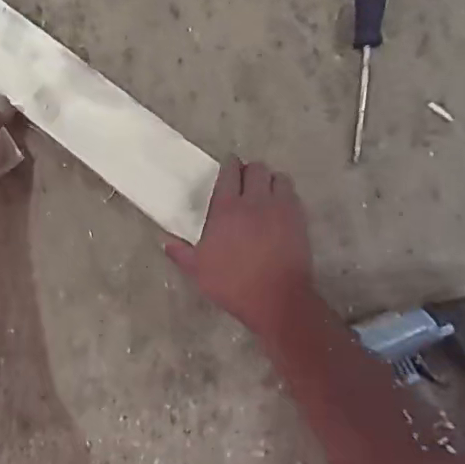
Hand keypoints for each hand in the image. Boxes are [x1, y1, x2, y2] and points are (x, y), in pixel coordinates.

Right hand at [165, 158, 318, 336]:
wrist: (276, 299)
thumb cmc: (233, 285)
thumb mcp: (199, 271)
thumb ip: (182, 253)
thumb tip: (165, 243)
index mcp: (226, 209)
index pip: (229, 172)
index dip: (229, 165)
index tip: (228, 167)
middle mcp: (254, 201)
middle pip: (256, 168)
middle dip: (250, 171)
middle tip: (245, 182)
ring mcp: (280, 208)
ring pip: (278, 177)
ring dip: (271, 180)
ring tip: (265, 192)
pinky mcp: (299, 219)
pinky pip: (293, 194)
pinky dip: (286, 195)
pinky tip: (280, 208)